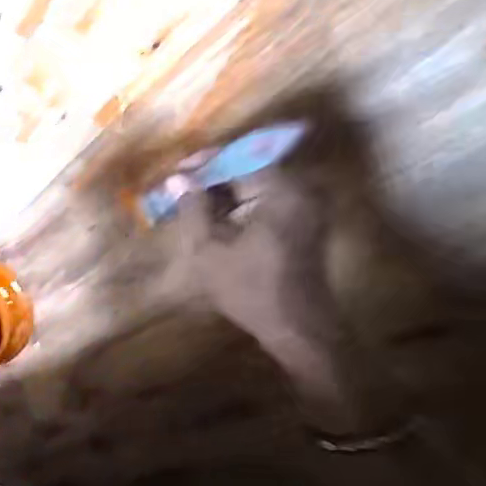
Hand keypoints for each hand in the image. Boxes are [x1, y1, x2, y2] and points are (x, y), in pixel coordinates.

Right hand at [177, 166, 339, 357]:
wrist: (296, 326)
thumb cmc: (249, 288)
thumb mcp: (210, 249)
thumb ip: (193, 209)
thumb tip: (178, 179)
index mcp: (282, 191)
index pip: (240, 159)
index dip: (206, 162)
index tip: (178, 169)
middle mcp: (301, 190)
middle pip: (252, 169)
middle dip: (215, 176)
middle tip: (184, 187)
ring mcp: (307, 208)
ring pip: (260, 186)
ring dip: (227, 192)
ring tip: (195, 206)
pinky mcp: (305, 225)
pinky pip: (270, 202)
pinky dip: (243, 206)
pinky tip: (218, 221)